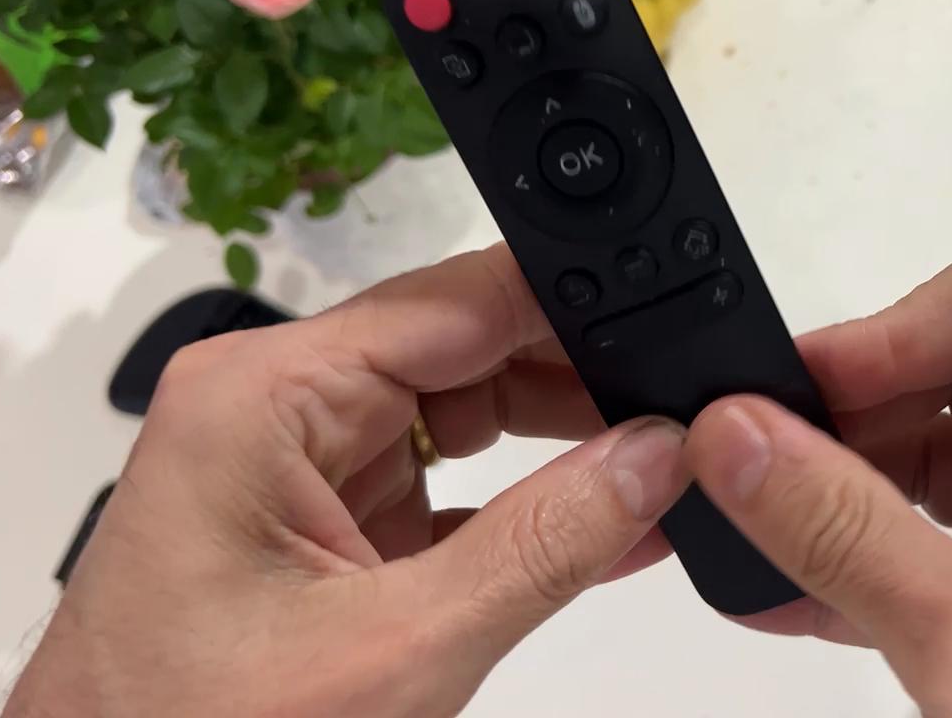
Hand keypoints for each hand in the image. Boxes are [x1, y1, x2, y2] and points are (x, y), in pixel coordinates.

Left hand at [6, 246, 689, 717]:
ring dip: (571, 434)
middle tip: (678, 403)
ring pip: (482, 400)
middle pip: (477, 343)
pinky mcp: (342, 504)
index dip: (575, 303)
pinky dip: (536, 493)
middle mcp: (290, 400)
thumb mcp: (399, 652)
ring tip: (661, 459)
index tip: (671, 320)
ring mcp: (315, 453)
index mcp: (272, 393)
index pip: (465, 300)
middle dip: (581, 374)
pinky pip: (465, 467)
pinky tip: (613, 517)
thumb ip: (549, 541)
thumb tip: (666, 450)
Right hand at [685, 254, 951, 717]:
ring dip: (849, 489)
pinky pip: (943, 526)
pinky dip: (871, 548)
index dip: (883, 334)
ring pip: (938, 452)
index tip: (795, 386)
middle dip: (852, 417)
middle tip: (763, 456)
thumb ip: (841, 528)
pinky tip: (801, 584)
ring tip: (767, 523)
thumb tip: (739, 437)